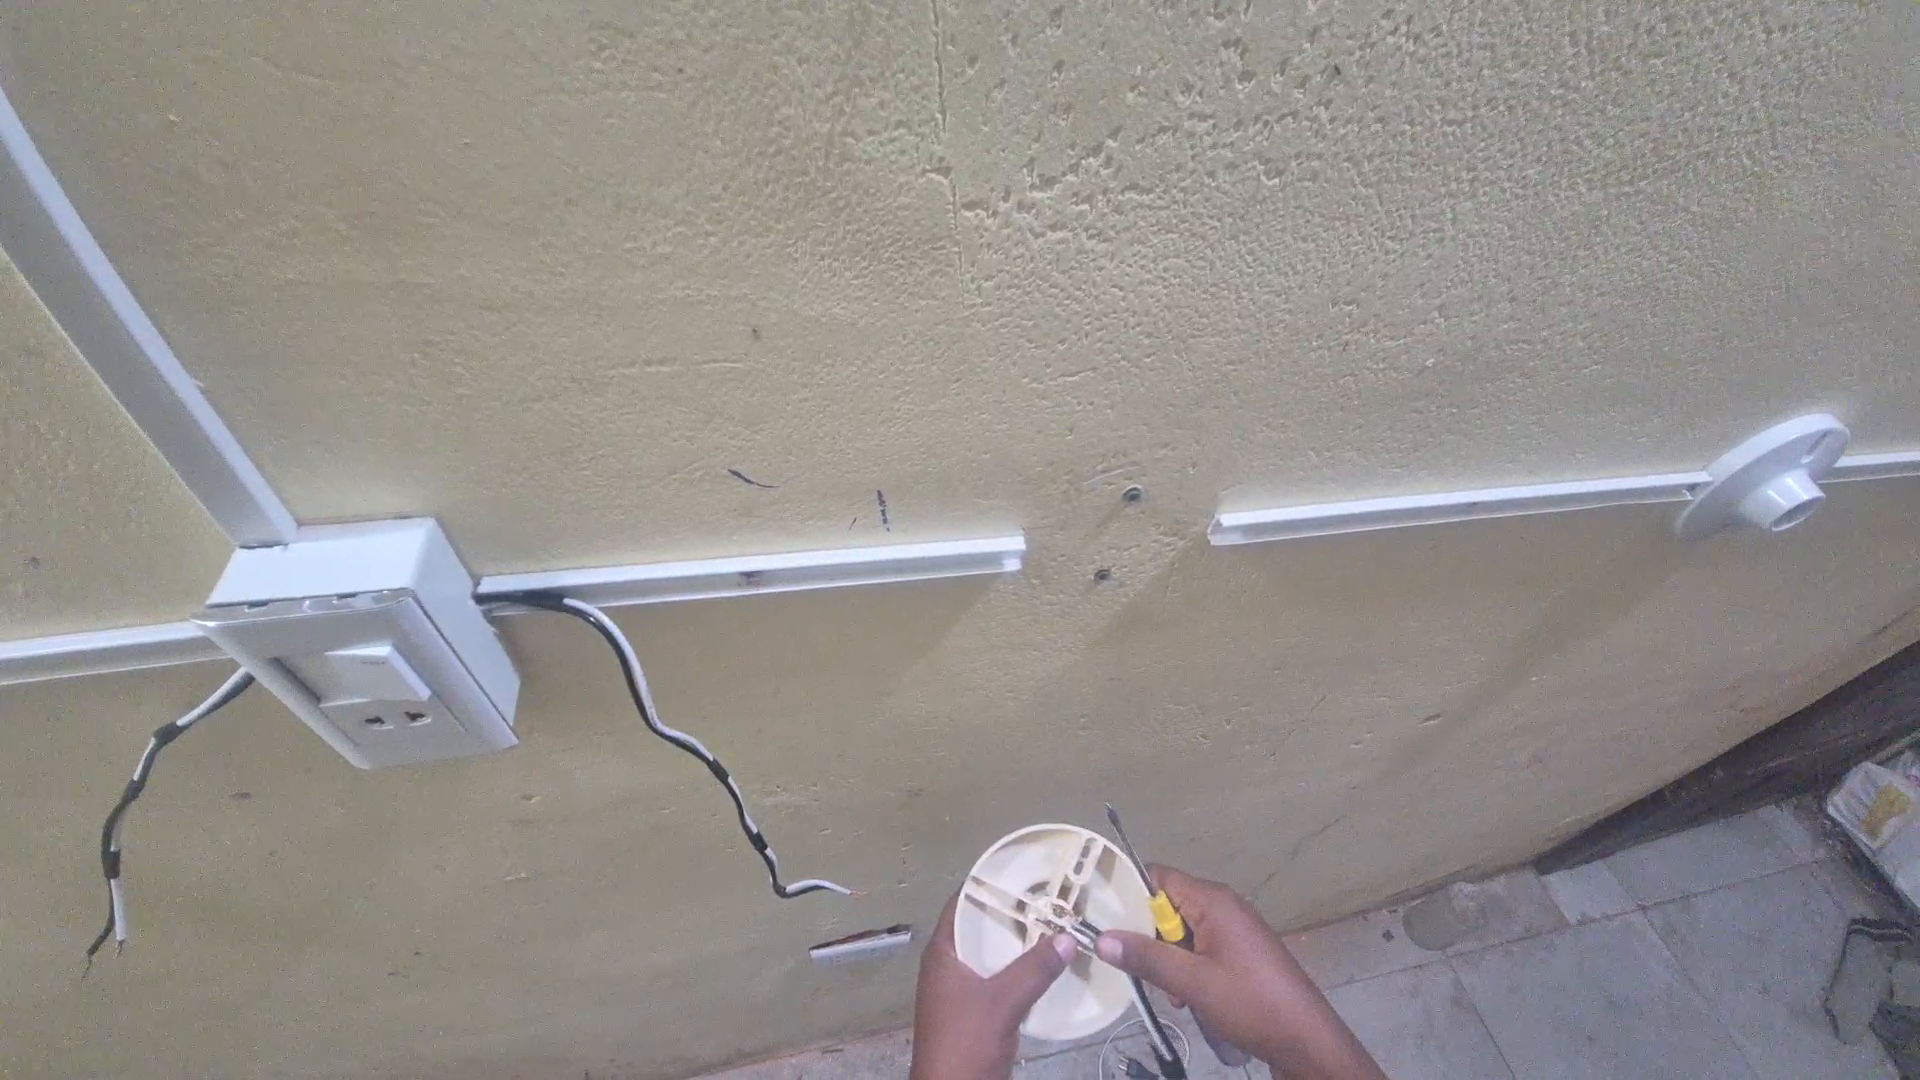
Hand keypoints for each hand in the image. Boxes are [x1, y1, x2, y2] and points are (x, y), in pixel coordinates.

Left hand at [909, 888, 1076, 1079]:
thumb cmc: (965, 1043)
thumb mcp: (1002, 1003)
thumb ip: (1034, 969)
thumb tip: (1068, 937)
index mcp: (942, 952)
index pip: (962, 902)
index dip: (988, 884)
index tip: (1022, 870)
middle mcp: (948, 964)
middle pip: (979, 926)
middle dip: (1012, 913)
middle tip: (1047, 896)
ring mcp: (959, 990)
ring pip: (991, 954)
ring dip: (1018, 943)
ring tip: (1052, 925)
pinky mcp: (974, 1012)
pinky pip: (998, 978)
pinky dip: (1019, 970)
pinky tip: (1045, 967)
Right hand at [1094, 865, 1385, 1079]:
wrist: (1308, 1041)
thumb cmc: (1250, 1002)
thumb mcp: (1192, 983)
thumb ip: (1147, 958)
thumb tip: (1101, 938)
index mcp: (1212, 900)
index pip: (1158, 876)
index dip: (1130, 893)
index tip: (1106, 917)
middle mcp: (1223, 904)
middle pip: (1168, 904)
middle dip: (1152, 936)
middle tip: (1143, 967)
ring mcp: (1235, 926)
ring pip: (1183, 929)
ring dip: (1171, 957)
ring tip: (1174, 992)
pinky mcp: (1242, 948)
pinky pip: (1202, 943)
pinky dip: (1190, 965)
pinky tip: (1191, 995)